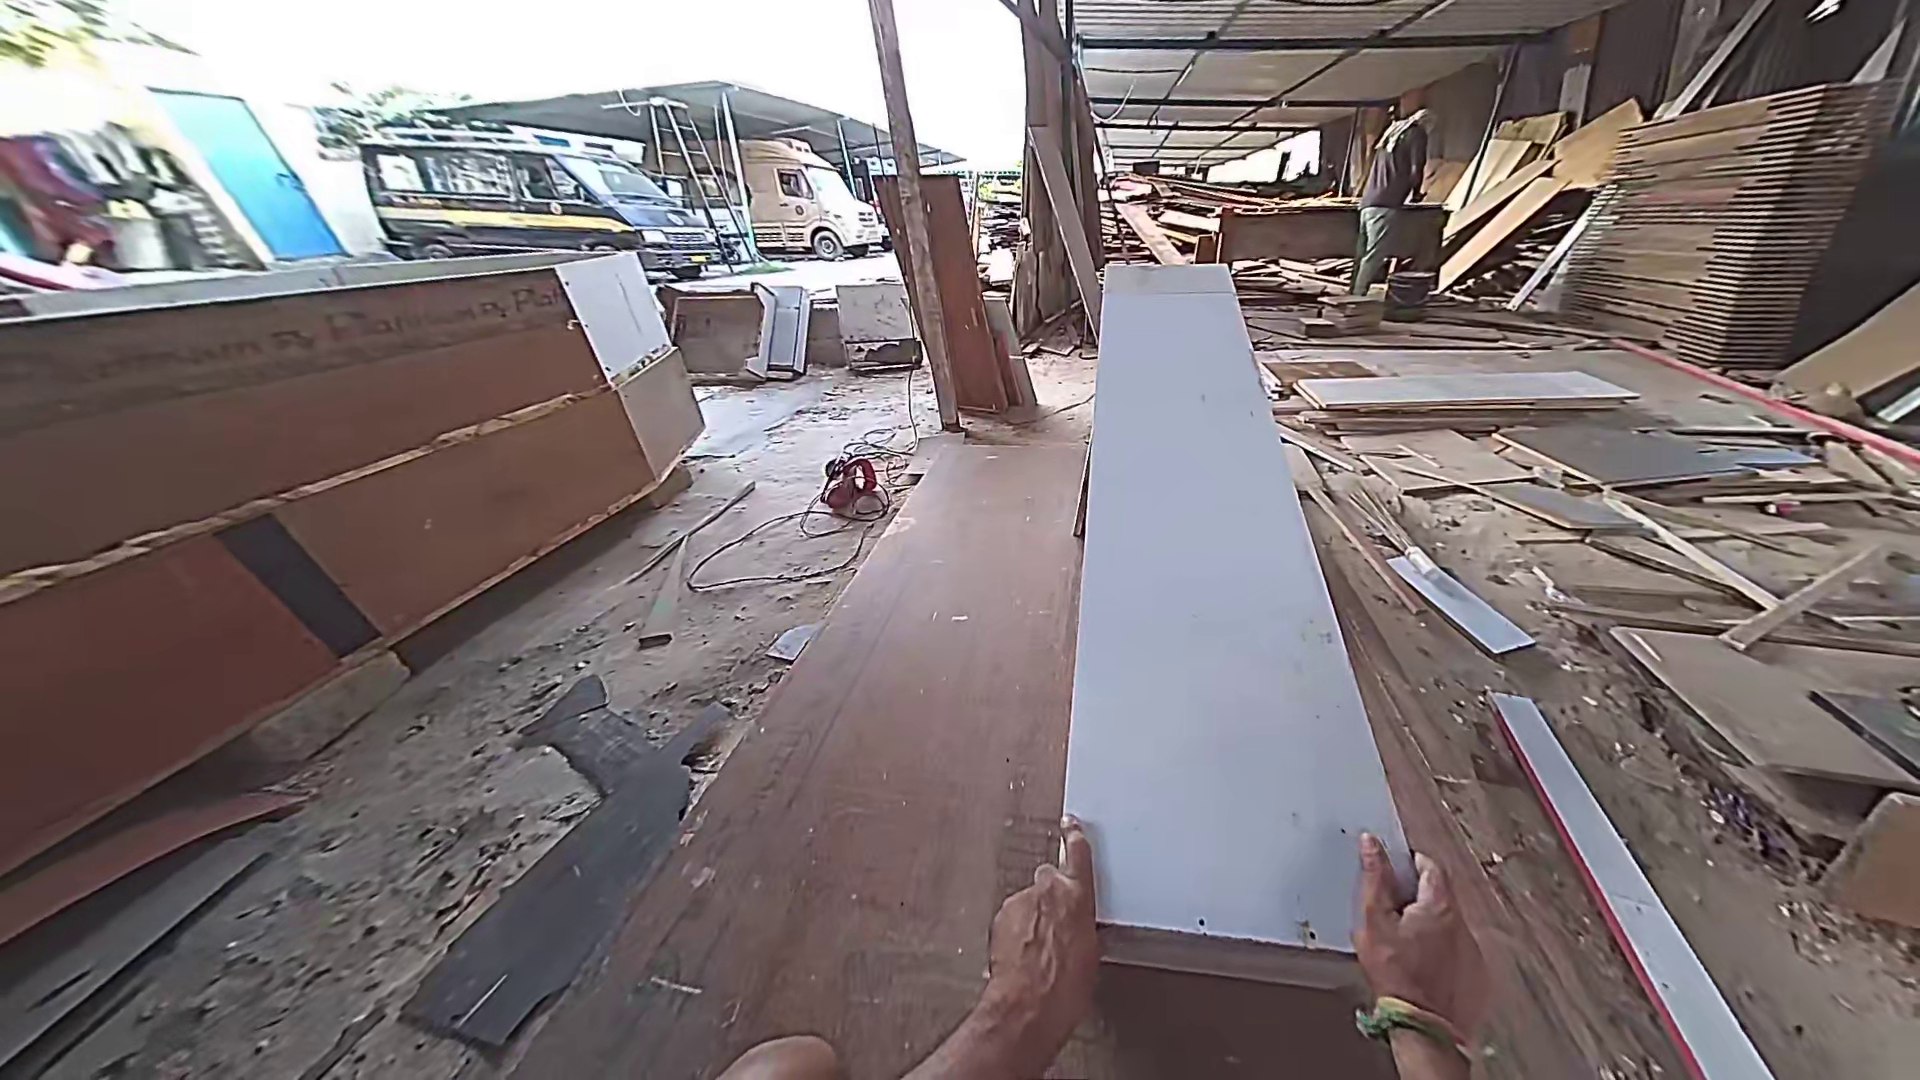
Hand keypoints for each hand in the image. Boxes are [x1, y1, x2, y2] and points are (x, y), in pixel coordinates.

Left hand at [975, 818, 1099, 1070]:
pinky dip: (1017, 928)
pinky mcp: (1002, 914)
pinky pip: (1013, 915)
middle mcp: (1047, 890)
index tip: (1071, 824)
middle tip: (1056, 926)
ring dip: (1033, 917)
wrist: (1027, 1008)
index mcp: (1076, 896)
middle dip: (1051, 896)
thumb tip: (1077, 923)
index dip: (1074, 835)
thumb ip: (1082, 922)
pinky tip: (1023, 953)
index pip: (1078, 853)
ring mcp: (1021, 900)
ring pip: (1029, 900)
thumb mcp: (1091, 954)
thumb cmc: (1064, 990)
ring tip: (1038, 951)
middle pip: (1049, 878)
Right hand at [1355, 834, 1486, 1038]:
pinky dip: (1440, 946)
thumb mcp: (1374, 917)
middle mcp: (1465, 927)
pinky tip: (1420, 960)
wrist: (1423, 1029)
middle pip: (1440, 895)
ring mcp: (1475, 955)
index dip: (1409, 861)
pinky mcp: (1478, 979)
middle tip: (1389, 905)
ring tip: (1402, 936)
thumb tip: (1372, 842)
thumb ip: (1375, 877)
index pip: (1431, 867)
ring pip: (1449, 923)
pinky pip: (1458, 949)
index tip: (1391, 867)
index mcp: (1440, 908)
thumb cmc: (1394, 970)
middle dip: (1415, 894)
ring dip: (1428, 921)